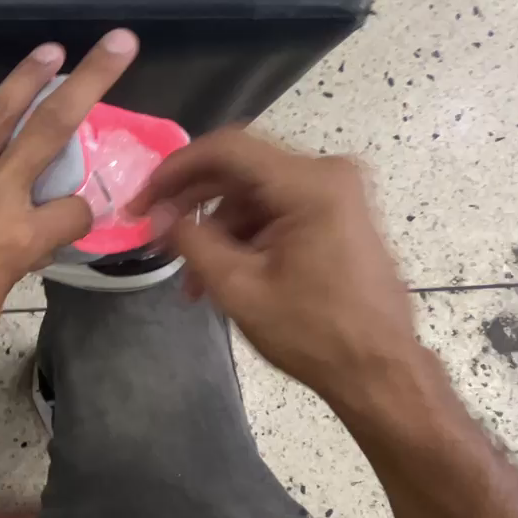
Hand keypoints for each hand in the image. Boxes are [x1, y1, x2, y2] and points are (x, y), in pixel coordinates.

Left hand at [0, 29, 140, 397]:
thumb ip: (10, 269)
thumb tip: (19, 249)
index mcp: (18, 237)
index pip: (73, 212)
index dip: (84, 217)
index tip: (77, 224)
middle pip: (51, 129)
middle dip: (89, 81)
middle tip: (118, 42)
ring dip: (26, 79)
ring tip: (49, 51)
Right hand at [126, 127, 425, 409]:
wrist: (376, 367)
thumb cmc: (311, 332)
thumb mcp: (238, 288)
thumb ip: (191, 242)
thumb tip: (158, 218)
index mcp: (309, 184)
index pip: (226, 150)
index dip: (173, 170)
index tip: (140, 202)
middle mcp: (325, 175)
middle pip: (237, 170)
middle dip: (188, 202)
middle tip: (151, 234)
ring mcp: (333, 194)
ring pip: (249, 195)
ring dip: (212, 229)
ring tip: (189, 279)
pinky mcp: (332, 214)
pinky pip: (270, 211)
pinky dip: (238, 237)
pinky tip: (218, 275)